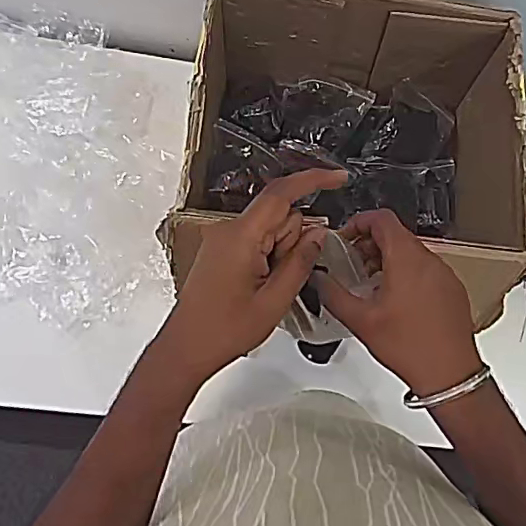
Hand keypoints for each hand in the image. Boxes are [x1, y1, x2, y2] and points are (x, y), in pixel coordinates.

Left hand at [152, 169, 347, 385]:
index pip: (281, 194)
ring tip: (265, 288)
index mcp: (241, 237)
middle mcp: (229, 230)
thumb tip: (319, 235)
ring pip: (272, 230)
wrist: (186, 348)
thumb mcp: (275, 300)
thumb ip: (301, 262)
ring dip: (281, 254)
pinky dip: (270, 258)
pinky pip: (259, 241)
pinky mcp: (223, 250)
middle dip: (294, 241)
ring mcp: (224, 239)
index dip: (313, 180)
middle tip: (281, 279)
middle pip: (281, 216)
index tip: (338, 178)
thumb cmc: (223, 330)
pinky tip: (259, 285)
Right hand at [317, 209, 483, 396]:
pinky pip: (426, 269)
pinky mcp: (452, 289)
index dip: (359, 222)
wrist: (449, 372)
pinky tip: (395, 300)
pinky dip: (407, 274)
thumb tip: (320, 281)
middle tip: (353, 264)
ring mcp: (444, 274)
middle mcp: (430, 261)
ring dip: (388, 260)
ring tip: (371, 285)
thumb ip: (333, 295)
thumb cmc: (412, 347)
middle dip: (370, 245)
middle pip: (396, 235)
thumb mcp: (361, 321)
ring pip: (412, 252)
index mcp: (407, 260)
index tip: (347, 238)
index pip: (382, 219)